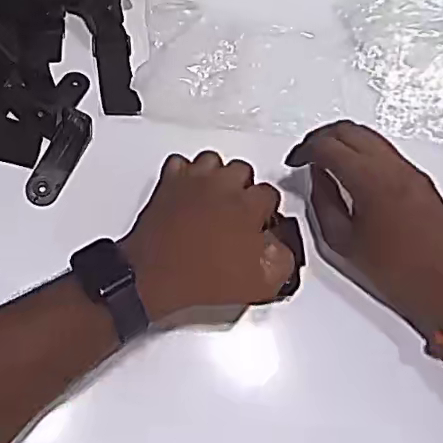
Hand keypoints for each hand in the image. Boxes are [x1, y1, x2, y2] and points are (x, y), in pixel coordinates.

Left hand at [119, 151, 299, 321]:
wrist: (159, 273)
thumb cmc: (204, 276)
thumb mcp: (263, 281)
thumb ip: (283, 256)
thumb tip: (280, 244)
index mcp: (248, 205)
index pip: (270, 192)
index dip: (266, 209)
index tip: (261, 221)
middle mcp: (221, 185)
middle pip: (242, 170)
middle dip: (243, 187)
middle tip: (238, 209)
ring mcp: (192, 180)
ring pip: (211, 161)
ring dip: (216, 175)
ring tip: (214, 197)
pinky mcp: (168, 181)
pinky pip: (179, 164)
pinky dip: (185, 172)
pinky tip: (188, 190)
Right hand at [287, 121, 442, 334]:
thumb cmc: (401, 275)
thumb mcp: (341, 241)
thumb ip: (322, 201)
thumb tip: (316, 180)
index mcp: (370, 181)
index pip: (327, 144)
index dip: (304, 149)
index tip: (295, 161)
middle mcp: (394, 170)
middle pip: (348, 130)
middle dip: (320, 138)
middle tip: (306, 154)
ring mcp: (412, 174)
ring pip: (369, 136)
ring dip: (342, 143)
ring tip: (325, 162)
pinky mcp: (423, 182)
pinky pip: (385, 151)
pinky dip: (361, 152)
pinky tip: (351, 172)